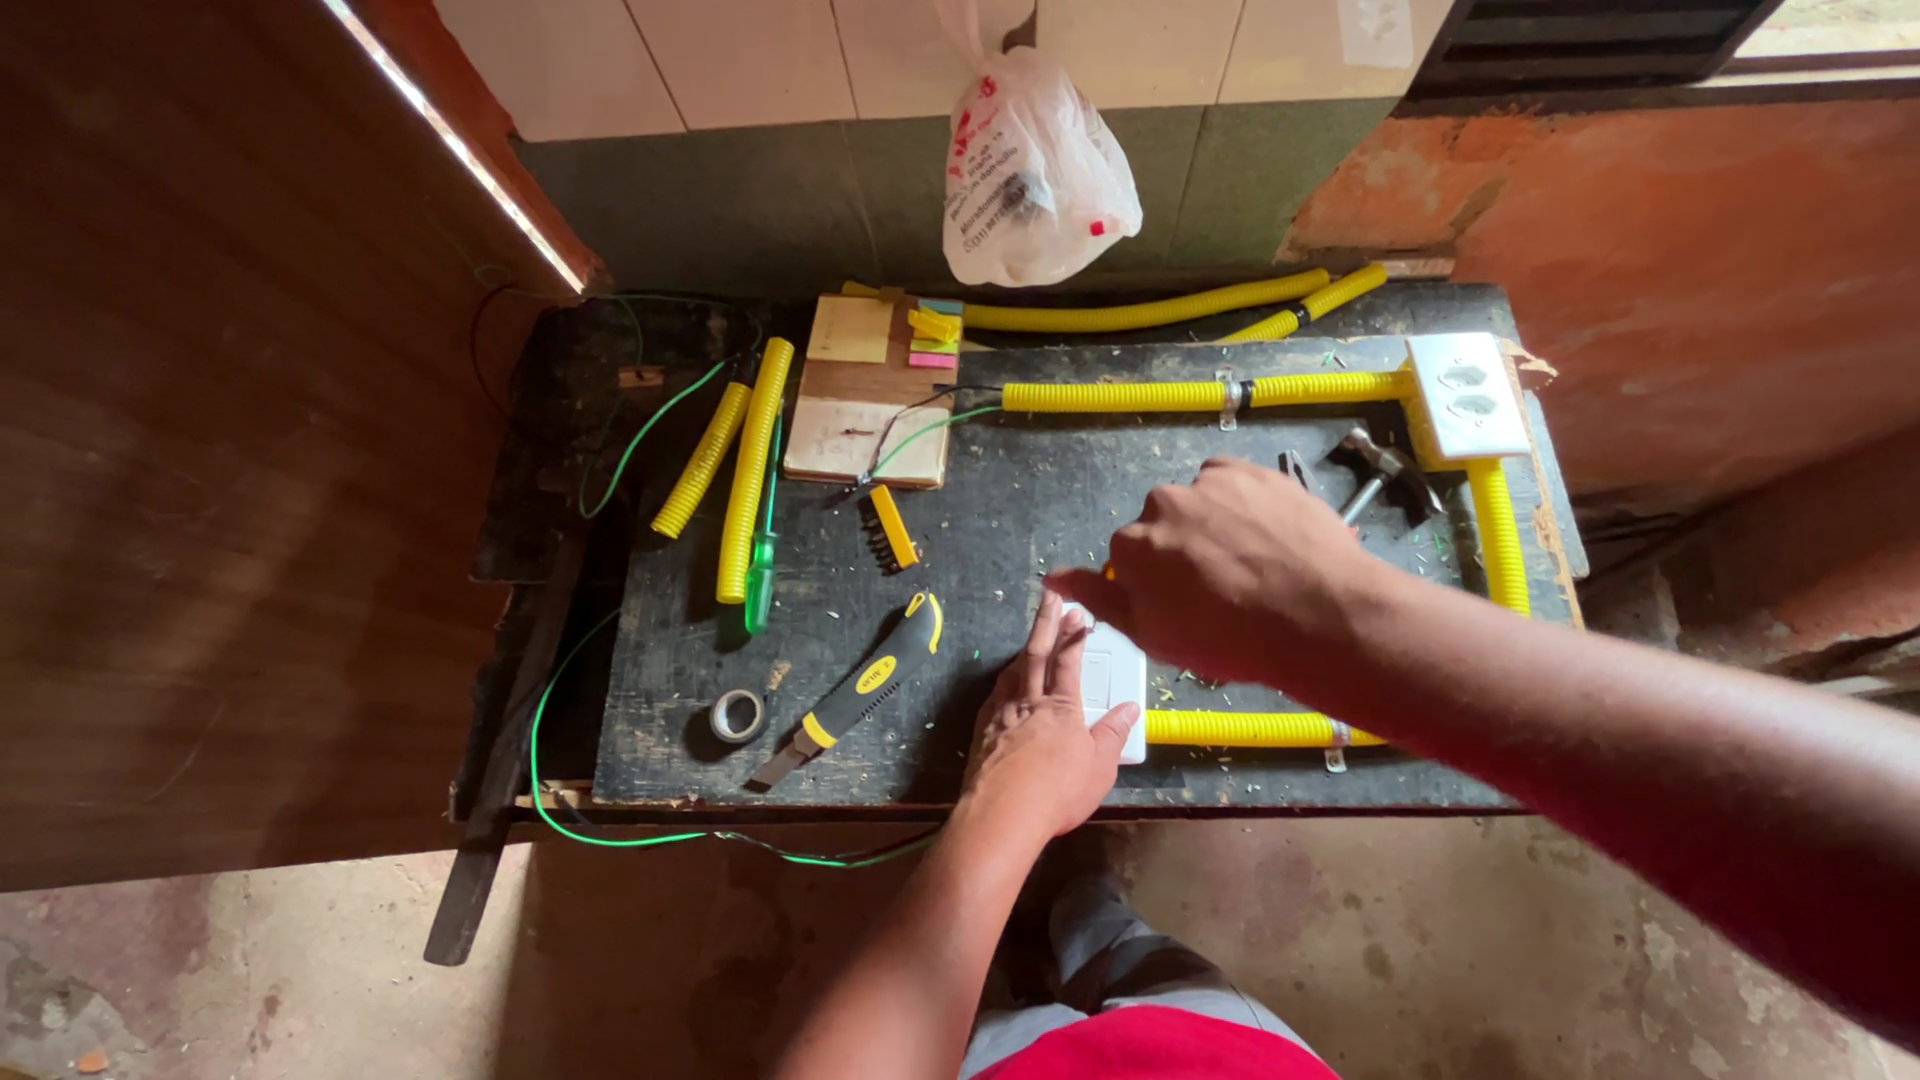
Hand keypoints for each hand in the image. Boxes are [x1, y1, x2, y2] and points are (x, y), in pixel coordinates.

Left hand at [959, 591, 1139, 845]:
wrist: (1001, 814)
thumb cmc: (1058, 792)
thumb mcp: (1099, 767)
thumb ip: (1113, 734)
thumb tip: (1132, 707)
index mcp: (1062, 707)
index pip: (1070, 661)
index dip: (1075, 634)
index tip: (1080, 611)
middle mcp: (1029, 701)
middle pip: (1037, 652)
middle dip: (1046, 621)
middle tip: (1051, 595)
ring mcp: (1002, 712)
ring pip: (1013, 669)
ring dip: (1025, 648)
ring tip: (1033, 636)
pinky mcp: (983, 728)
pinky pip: (995, 693)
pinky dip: (1004, 679)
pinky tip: (1005, 681)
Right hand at [1045, 456, 1384, 685]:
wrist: (1319, 617)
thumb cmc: (1228, 639)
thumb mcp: (1152, 635)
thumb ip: (1100, 600)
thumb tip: (1051, 577)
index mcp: (1130, 544)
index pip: (1130, 557)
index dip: (1157, 582)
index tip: (1187, 603)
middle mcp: (1160, 502)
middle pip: (1161, 524)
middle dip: (1181, 547)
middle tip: (1222, 584)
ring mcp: (1208, 482)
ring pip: (1198, 501)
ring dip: (1212, 523)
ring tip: (1253, 560)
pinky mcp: (1251, 470)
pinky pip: (1231, 482)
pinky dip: (1240, 502)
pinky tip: (1265, 534)